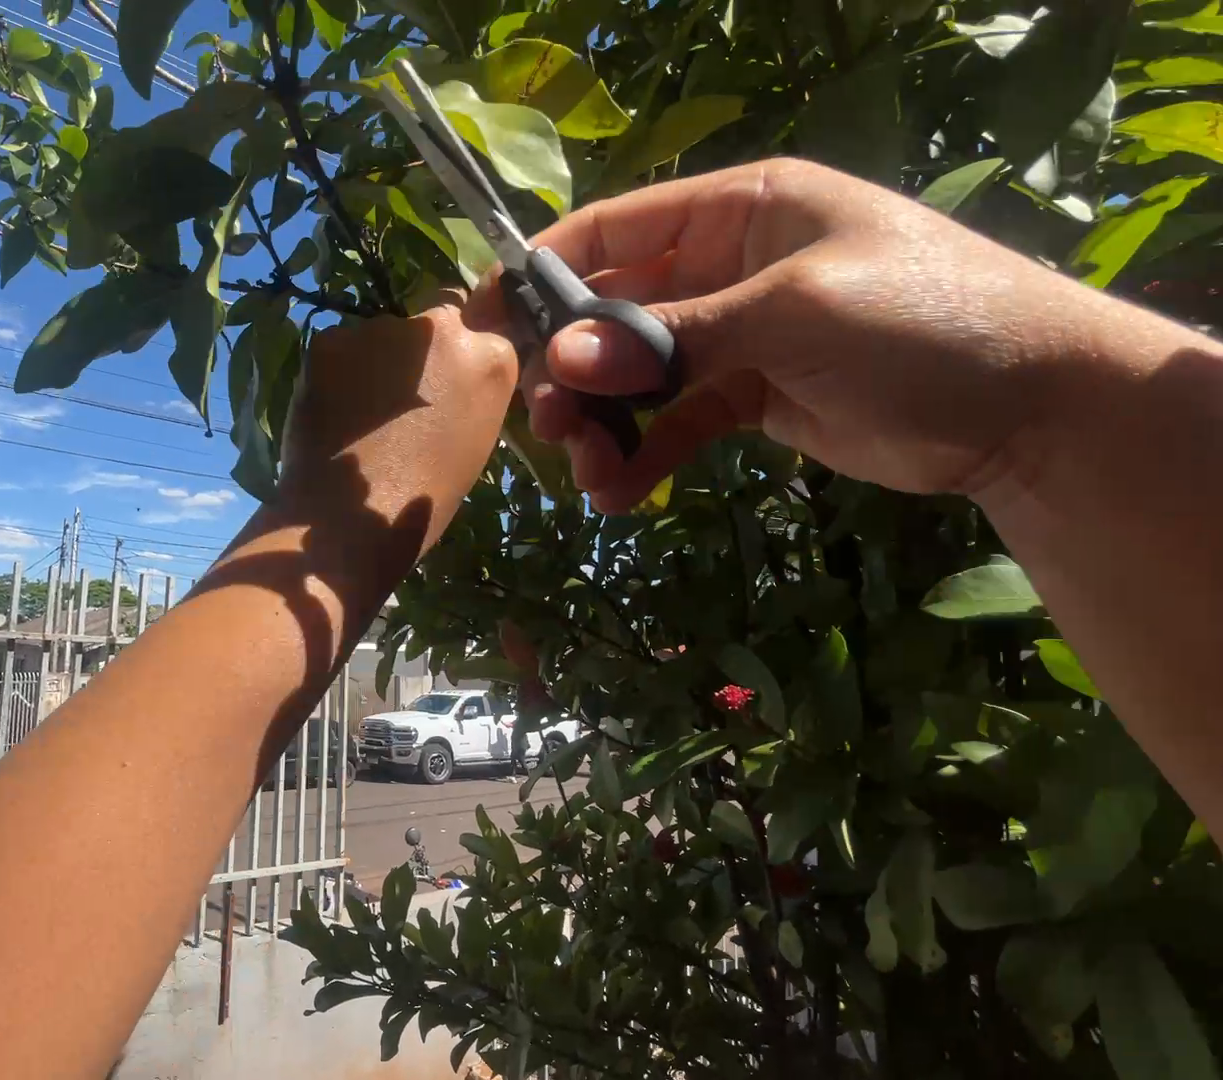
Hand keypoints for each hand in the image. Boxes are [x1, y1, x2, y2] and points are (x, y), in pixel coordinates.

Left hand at [278, 290, 516, 542]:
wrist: (348, 520)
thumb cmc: (420, 501)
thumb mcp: (473, 442)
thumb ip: (468, 393)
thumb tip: (449, 379)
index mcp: (490, 359)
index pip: (482, 331)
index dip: (458, 361)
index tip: (442, 388)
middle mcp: (441, 327)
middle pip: (434, 320)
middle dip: (421, 349)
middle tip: (397, 396)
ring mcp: (381, 329)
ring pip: (380, 335)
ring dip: (374, 360)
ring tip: (357, 412)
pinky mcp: (330, 340)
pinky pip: (339, 349)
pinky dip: (335, 372)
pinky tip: (329, 411)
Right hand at [475, 158, 1126, 511]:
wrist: (1034, 413)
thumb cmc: (923, 322)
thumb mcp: (791, 313)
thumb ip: (670, 337)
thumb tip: (559, 360)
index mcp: (734, 212)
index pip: (611, 231)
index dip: (543, 274)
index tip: (487, 325)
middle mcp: (720, 268)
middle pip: (608, 315)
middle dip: (570, 373)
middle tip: (547, 426)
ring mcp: (727, 336)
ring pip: (630, 377)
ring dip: (600, 426)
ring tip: (589, 473)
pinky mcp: (739, 395)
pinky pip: (669, 422)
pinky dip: (642, 456)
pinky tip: (620, 495)